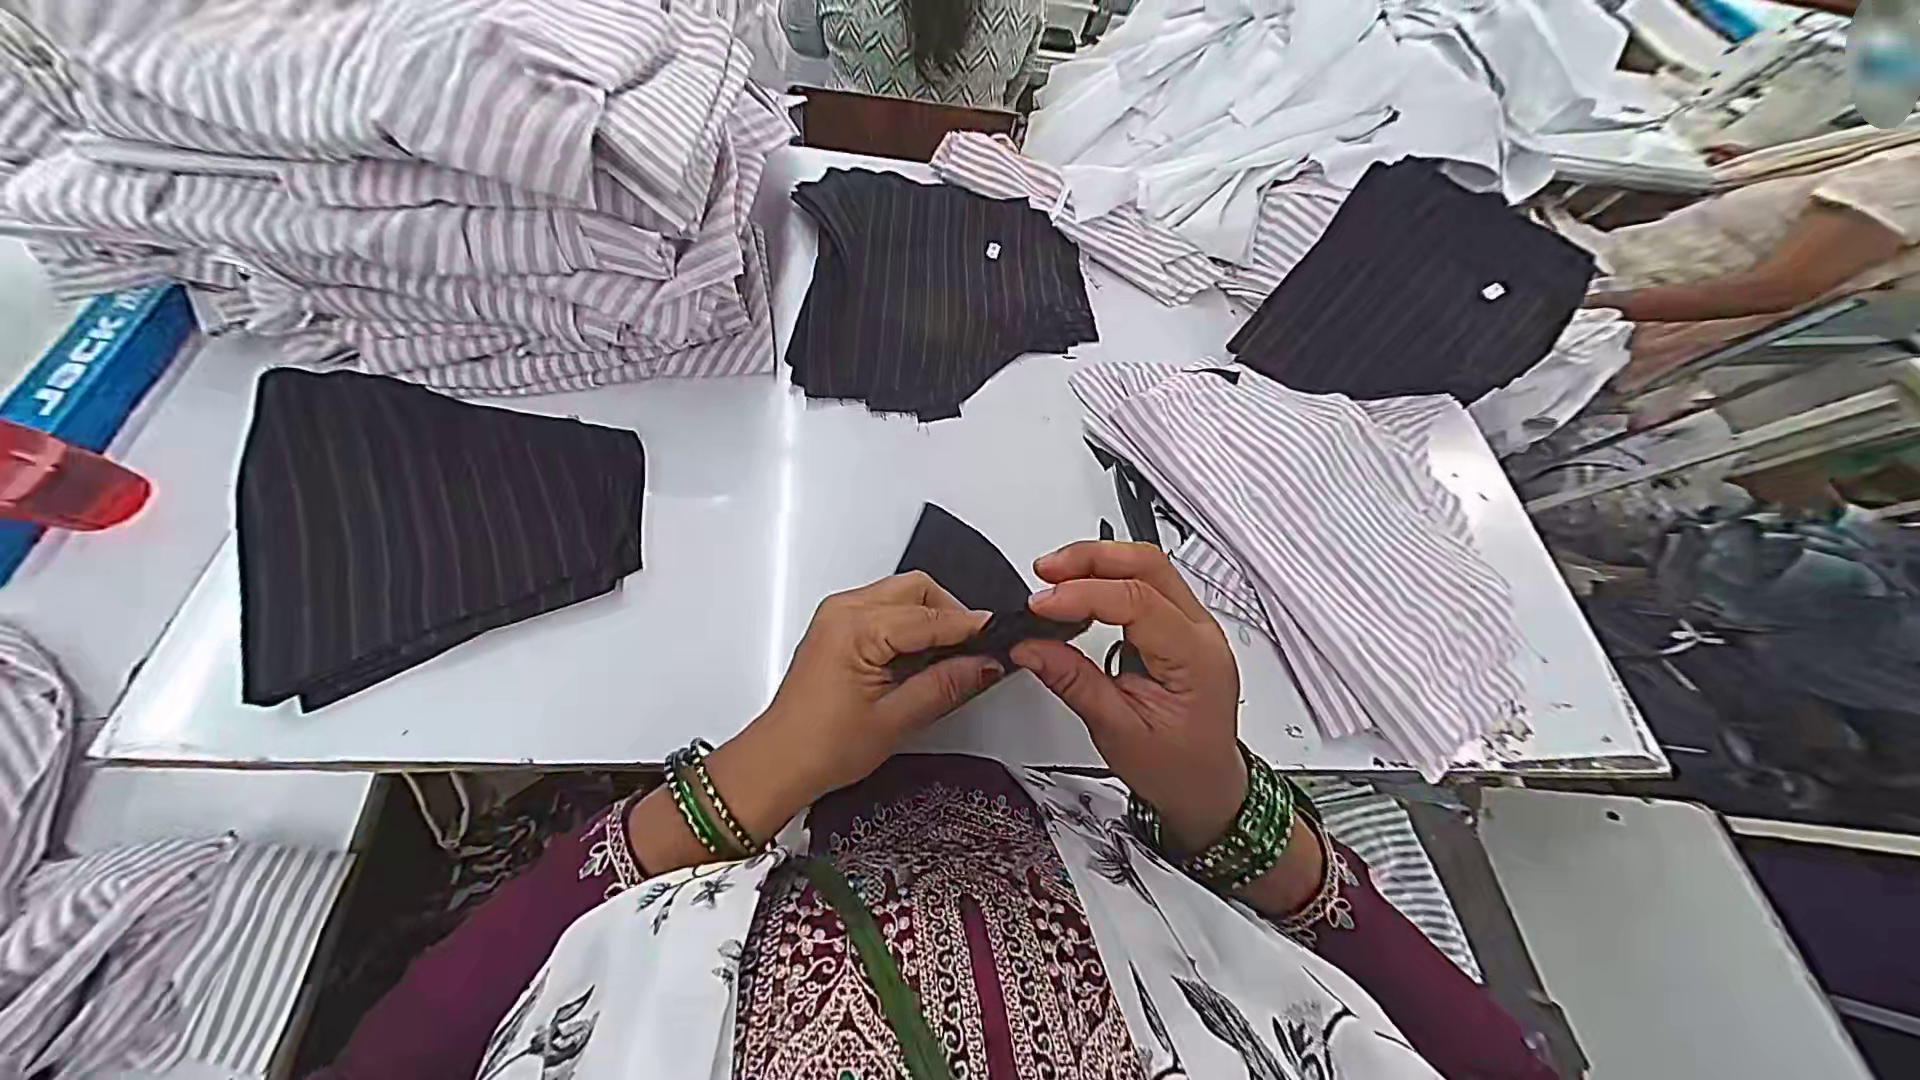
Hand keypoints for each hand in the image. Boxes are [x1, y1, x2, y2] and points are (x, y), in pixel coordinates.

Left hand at [723, 571, 1001, 818]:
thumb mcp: (895, 719)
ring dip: (931, 618)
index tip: (998, 638)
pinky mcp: (838, 626)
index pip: (929, 616)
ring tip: (947, 658)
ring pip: (903, 594)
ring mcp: (838, 615)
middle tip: (974, 649)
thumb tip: (983, 664)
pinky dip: (911, 625)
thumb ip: (945, 684)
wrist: (778, 763)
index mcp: (854, 628)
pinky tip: (920, 658)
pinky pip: (885, 607)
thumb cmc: (818, 746)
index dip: (969, 627)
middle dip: (951, 614)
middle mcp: (842, 611)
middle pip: (917, 589)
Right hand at [1011, 541, 1246, 854]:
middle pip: (1147, 564)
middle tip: (1045, 571)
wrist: (1207, 787)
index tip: (1041, 605)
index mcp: (1195, 658)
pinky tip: (1077, 588)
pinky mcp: (1175, 625)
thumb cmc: (1178, 768)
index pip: (1137, 601)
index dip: (1082, 595)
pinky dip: (1105, 577)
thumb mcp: (1117, 731)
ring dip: (1096, 562)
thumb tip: (1031, 647)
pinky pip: (1142, 583)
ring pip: (1146, 566)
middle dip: (1090, 558)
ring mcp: (1191, 624)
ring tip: (1053, 576)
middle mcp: (1201, 631)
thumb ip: (1072, 681)